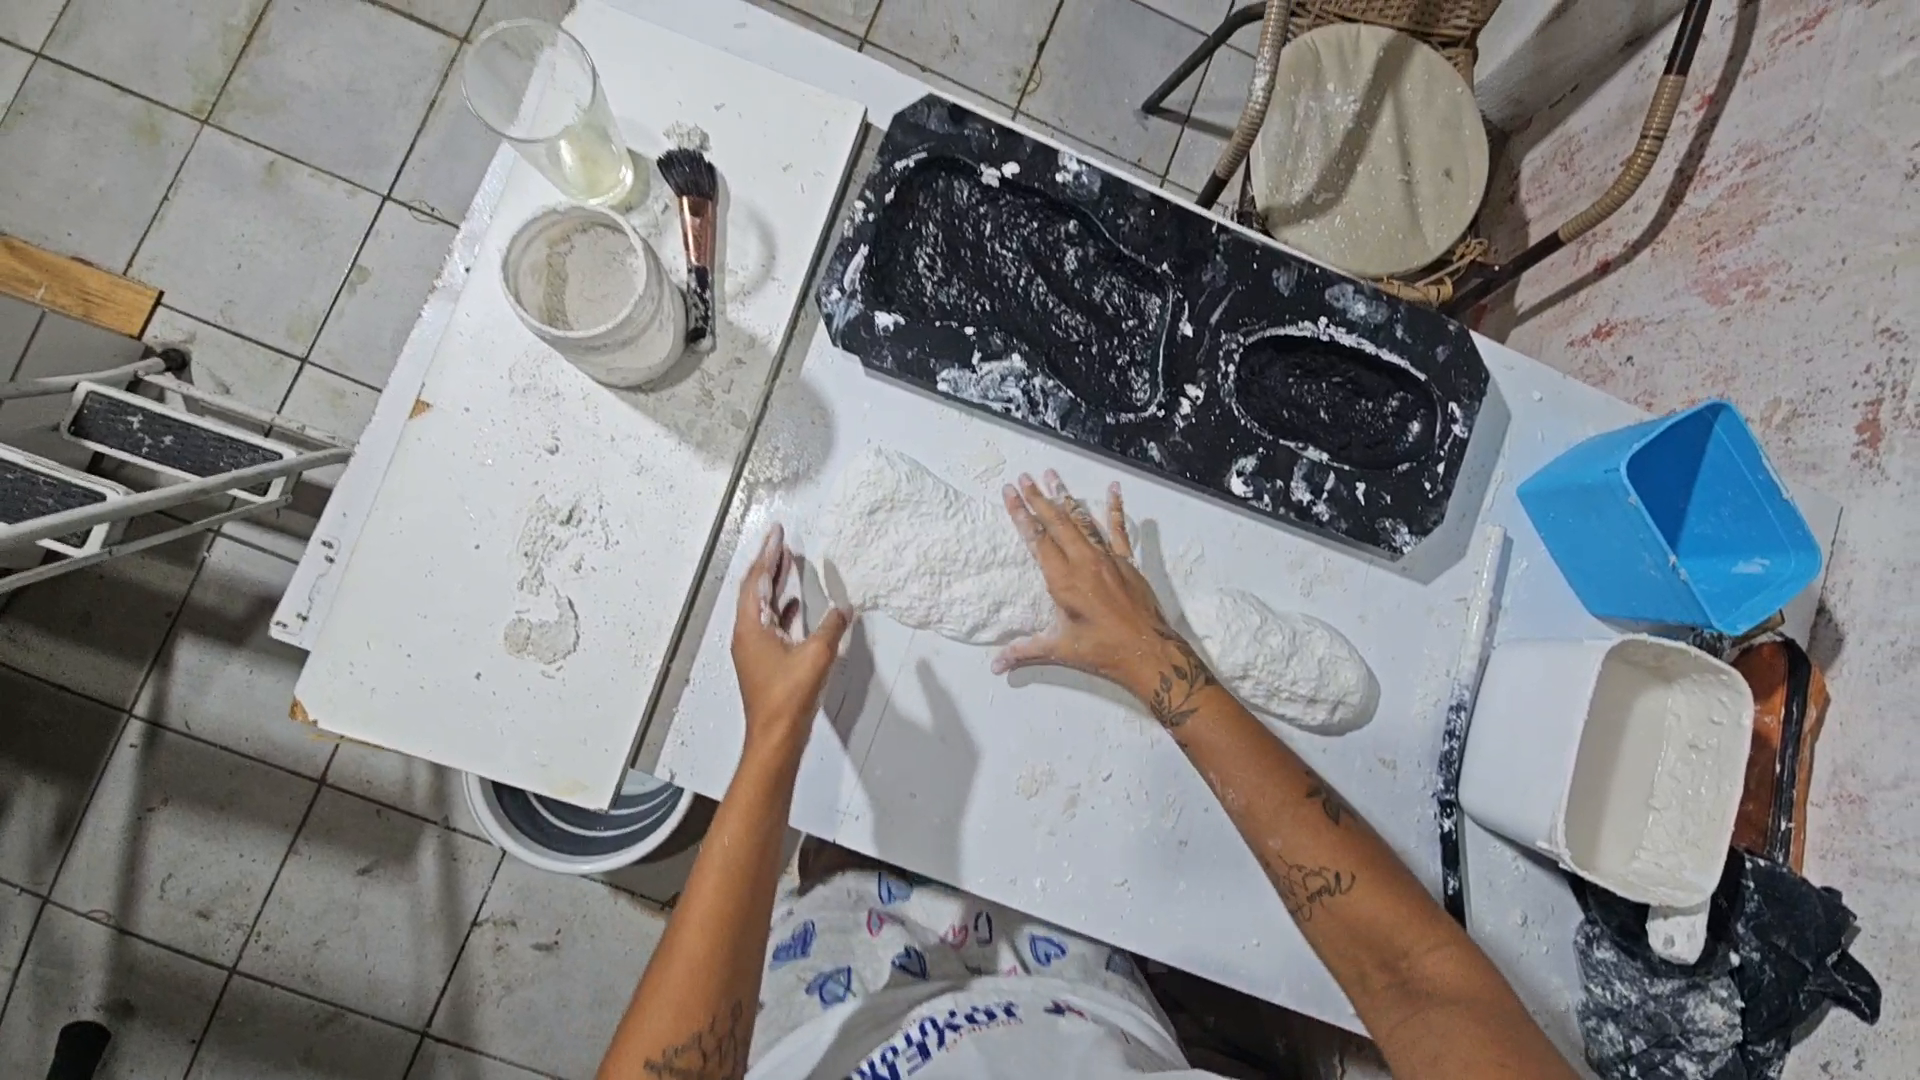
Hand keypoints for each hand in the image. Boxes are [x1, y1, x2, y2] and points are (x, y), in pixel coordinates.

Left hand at [731, 524, 851, 757]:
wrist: (775, 736)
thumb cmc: (790, 696)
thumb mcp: (817, 655)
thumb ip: (831, 626)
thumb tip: (843, 607)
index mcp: (751, 627)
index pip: (757, 580)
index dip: (768, 554)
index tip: (777, 532)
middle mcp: (747, 634)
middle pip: (756, 590)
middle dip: (770, 564)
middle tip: (783, 541)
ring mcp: (754, 649)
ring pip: (763, 607)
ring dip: (776, 584)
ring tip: (790, 563)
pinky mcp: (764, 662)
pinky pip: (771, 624)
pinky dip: (782, 609)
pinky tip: (796, 604)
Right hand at [996, 472, 1216, 726]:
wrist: (1150, 653)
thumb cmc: (1103, 652)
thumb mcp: (1061, 650)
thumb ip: (1026, 651)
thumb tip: (996, 665)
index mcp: (1064, 580)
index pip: (1037, 540)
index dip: (1021, 515)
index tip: (1010, 493)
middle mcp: (1084, 563)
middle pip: (1057, 523)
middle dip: (1039, 499)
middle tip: (1025, 477)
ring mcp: (1108, 559)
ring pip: (1083, 521)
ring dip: (1066, 497)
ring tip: (1053, 475)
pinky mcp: (1127, 563)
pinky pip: (1119, 530)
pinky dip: (1116, 509)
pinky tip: (1114, 490)